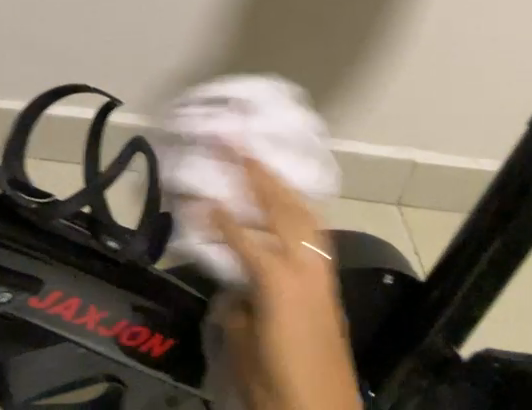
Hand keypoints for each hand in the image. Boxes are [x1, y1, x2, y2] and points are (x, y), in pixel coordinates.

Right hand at [211, 154, 362, 409]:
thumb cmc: (277, 384)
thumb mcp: (242, 345)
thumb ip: (237, 304)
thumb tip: (236, 285)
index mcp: (277, 279)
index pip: (241, 234)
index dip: (219, 214)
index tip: (200, 193)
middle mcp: (303, 267)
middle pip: (281, 209)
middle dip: (258, 175)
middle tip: (237, 146)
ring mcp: (322, 274)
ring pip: (305, 216)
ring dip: (283, 188)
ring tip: (262, 166)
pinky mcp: (331, 286)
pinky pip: (316, 235)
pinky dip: (302, 212)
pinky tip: (291, 206)